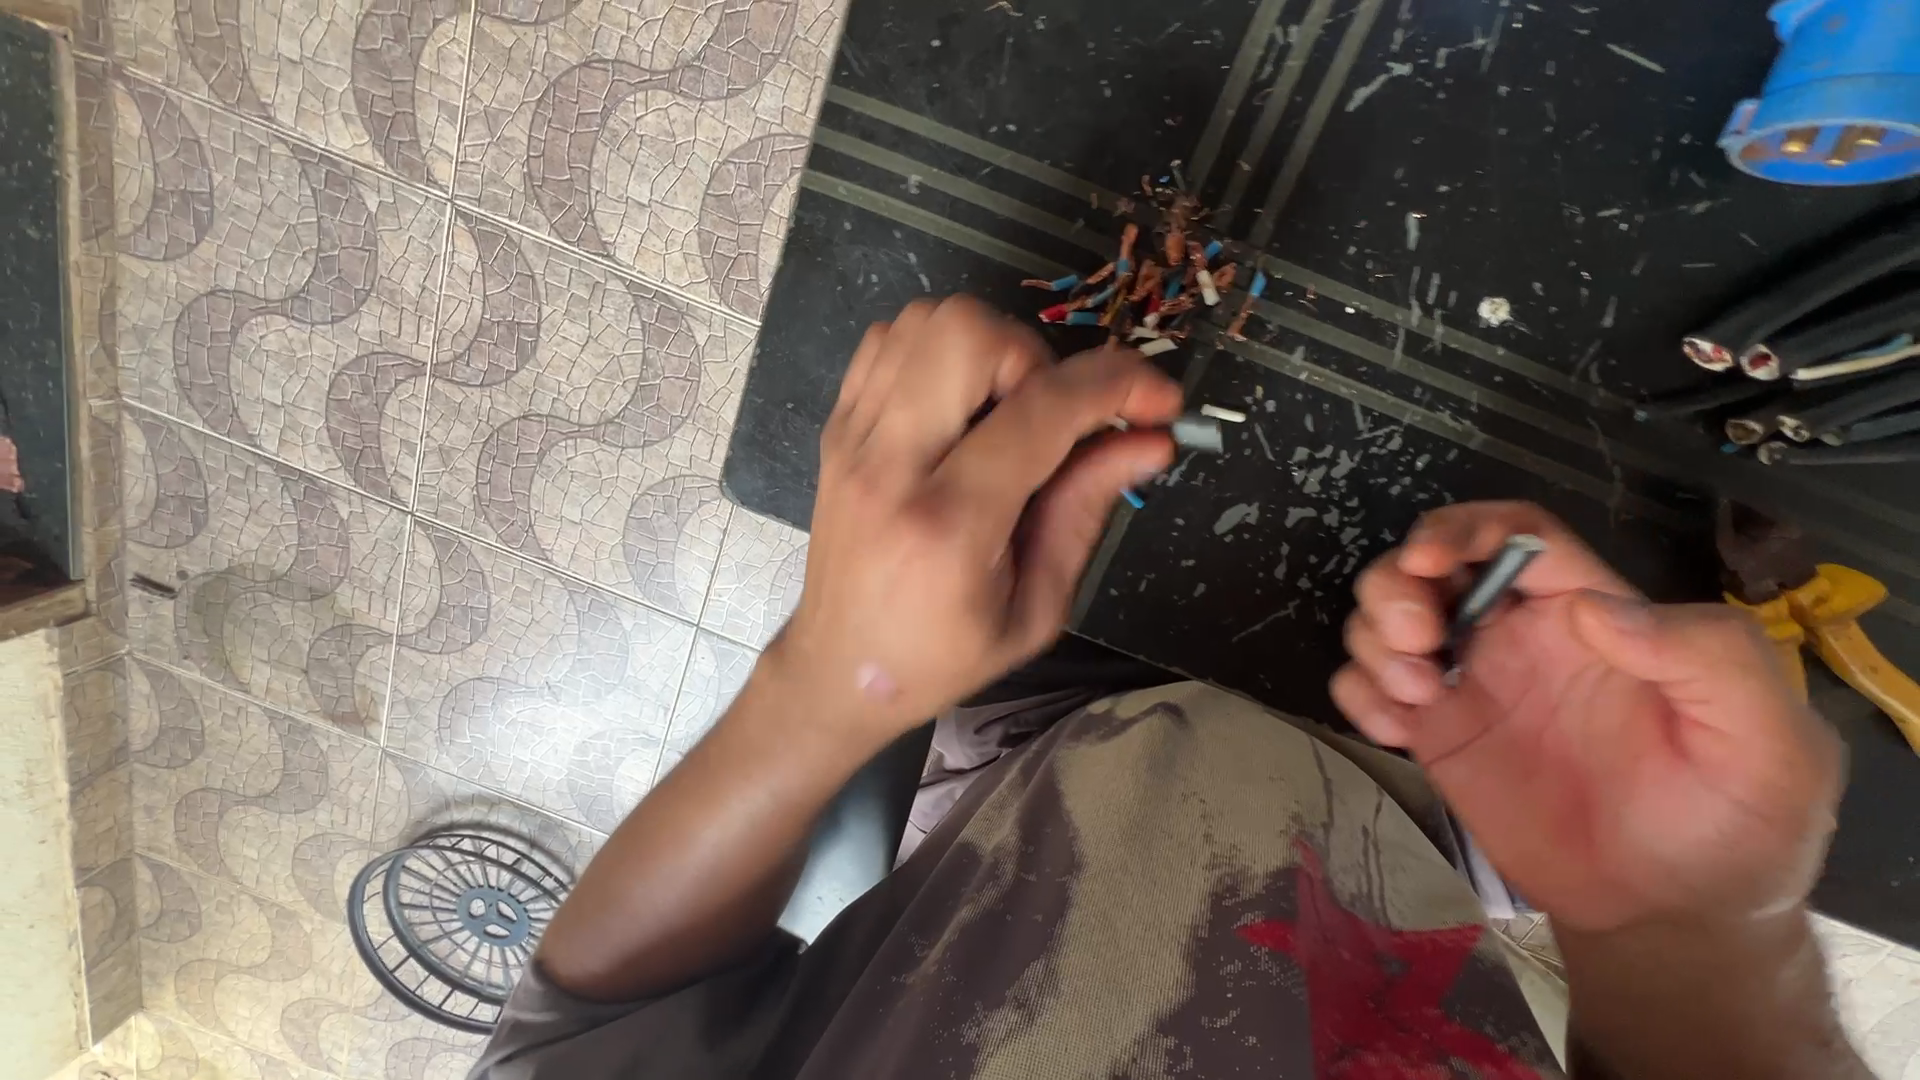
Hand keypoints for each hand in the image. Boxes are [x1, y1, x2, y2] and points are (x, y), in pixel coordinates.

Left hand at [764, 296, 1182, 743]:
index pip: (1040, 410)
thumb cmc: (942, 657)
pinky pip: (890, 340)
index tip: (1160, 400)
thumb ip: (1086, 512)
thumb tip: (1149, 440)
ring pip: (925, 322)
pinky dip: (939, 352)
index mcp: (948, 524)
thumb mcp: (1036, 608)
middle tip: (1050, 418)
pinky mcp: (836, 428)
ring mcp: (852, 438)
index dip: (1117, 385)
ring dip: (988, 349)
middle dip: (1036, 357)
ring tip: (1004, 413)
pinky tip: (959, 406)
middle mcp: (889, 464)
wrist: (838, 669)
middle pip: (966, 333)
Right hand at [1330, 501, 1843, 930]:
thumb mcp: (1768, 741)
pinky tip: (1395, 733)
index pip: (1511, 535)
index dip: (1460, 528)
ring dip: (1373, 642)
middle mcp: (1509, 636)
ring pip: (1378, 620)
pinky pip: (1362, 687)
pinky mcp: (1427, 731)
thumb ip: (1708, 658)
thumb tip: (1593, 608)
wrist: (1663, 914)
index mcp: (1582, 614)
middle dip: (1393, 587)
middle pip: (1421, 569)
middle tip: (1414, 640)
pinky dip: (1359, 695)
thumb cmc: (1730, 821)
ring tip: (1416, 698)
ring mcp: (1461, 684)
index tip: (1425, 561)